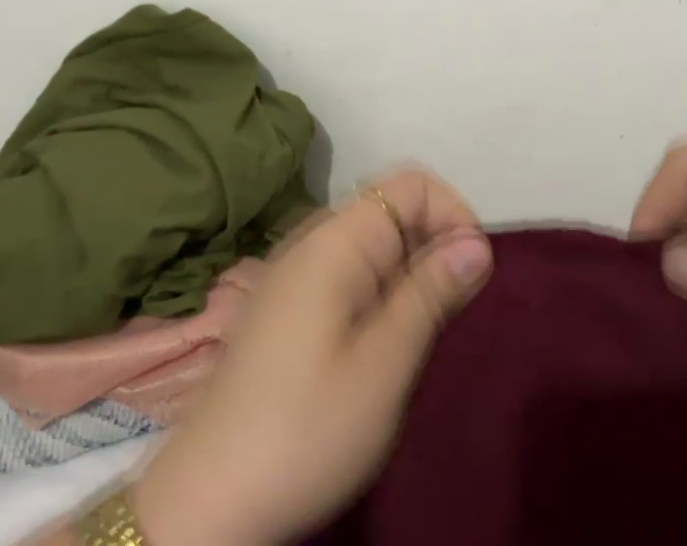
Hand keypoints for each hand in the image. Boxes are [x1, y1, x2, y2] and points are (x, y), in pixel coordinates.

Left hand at [130, 169, 493, 544]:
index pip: (410, 184)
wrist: (209, 503)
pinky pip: (349, 276)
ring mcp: (294, 278)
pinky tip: (385, 346)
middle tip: (449, 316)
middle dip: (435, 247)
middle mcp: (310, 244)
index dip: (453, 215)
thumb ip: (431, 292)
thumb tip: (477, 241)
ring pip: (374, 246)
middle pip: (391, 210)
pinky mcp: (287, 311)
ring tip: (420, 335)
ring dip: (411, 275)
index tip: (472, 275)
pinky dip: (382, 294)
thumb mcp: (385, 363)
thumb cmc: (307, 429)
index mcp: (333, 242)